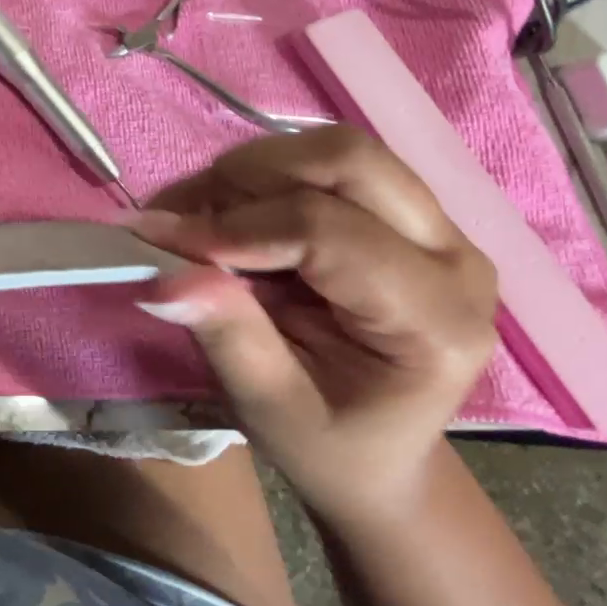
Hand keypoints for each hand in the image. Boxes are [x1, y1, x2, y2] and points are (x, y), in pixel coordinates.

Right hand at [128, 126, 499, 524]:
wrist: (378, 454)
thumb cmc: (327, 442)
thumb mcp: (270, 406)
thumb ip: (228, 337)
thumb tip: (164, 278)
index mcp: (433, 321)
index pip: (327, 230)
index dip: (232, 227)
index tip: (156, 243)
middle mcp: (451, 258)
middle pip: (347, 161)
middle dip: (247, 176)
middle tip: (183, 218)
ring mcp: (433, 230)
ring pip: (332, 150)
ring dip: (247, 174)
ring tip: (195, 221)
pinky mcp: (402, 216)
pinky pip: (320, 164)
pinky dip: (255, 178)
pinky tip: (222, 220)